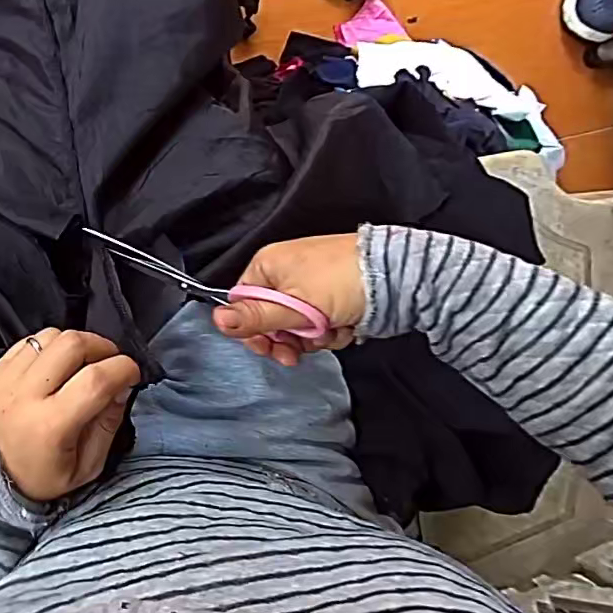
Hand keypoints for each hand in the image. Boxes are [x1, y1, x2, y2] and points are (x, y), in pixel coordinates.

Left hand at [0, 328, 140, 501]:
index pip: (96, 380)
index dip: (123, 368)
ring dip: (76, 344)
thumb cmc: (40, 476)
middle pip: (73, 344)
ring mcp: (6, 379)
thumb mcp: (86, 467)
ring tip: (83, 363)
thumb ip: (109, 424)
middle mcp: (25, 396)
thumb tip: (122, 387)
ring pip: (52, 336)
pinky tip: (56, 365)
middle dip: (103, 347)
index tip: (132, 374)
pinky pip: (30, 340)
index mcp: (50, 426)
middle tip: (110, 362)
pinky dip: (51, 346)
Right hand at [212, 234, 364, 365]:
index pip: (244, 305)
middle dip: (289, 337)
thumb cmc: (343, 282)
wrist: (396, 275)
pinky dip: (331, 330)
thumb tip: (217, 320)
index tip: (271, 347)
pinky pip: (319, 322)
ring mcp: (309, 284)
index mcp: (267, 265)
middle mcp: (285, 272)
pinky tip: (345, 325)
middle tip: (302, 346)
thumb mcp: (293, 306)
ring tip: (332, 330)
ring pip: (297, 325)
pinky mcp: (331, 295)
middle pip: (270, 319)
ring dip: (313, 336)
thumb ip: (254, 317)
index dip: (255, 331)